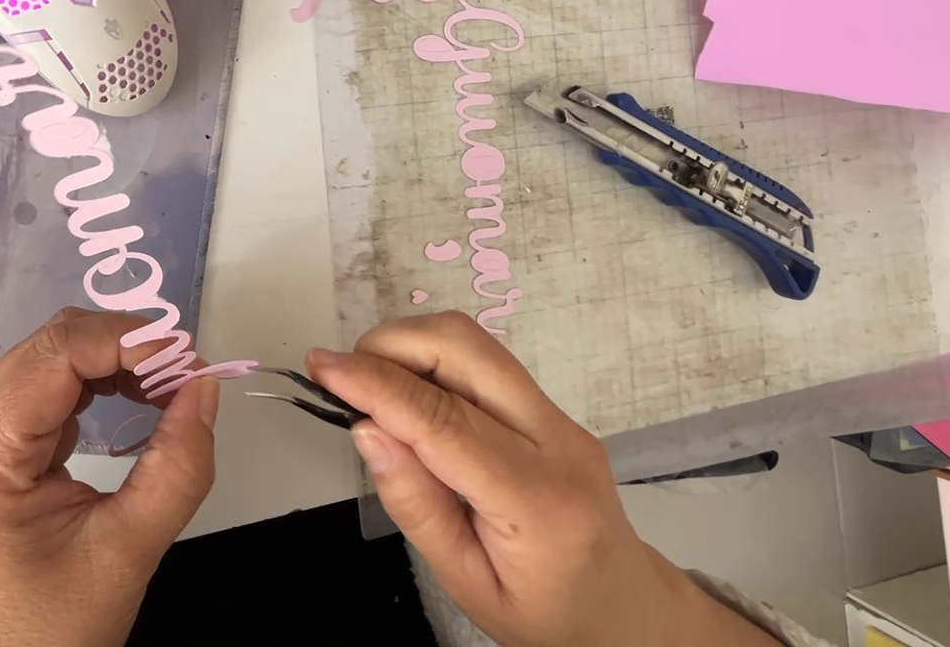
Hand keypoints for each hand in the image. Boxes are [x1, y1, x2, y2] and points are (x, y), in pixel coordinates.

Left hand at [0, 308, 220, 646]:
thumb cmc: (53, 626)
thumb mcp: (128, 552)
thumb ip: (176, 467)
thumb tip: (204, 387)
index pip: (57, 353)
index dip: (128, 340)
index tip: (189, 360)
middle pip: (53, 344)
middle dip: (127, 346)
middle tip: (187, 374)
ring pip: (54, 353)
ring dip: (117, 357)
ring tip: (169, 386)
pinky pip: (50, 379)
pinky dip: (99, 376)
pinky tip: (136, 394)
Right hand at [307, 313, 780, 646]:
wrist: (628, 611)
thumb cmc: (548, 613)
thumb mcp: (467, 584)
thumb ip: (414, 505)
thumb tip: (368, 429)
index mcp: (538, 501)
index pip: (442, 419)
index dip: (374, 384)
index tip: (321, 367)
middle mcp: (555, 440)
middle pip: (463, 348)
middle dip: (389, 344)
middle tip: (345, 377)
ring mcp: (556, 414)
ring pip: (469, 338)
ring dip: (406, 343)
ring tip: (372, 385)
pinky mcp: (546, 403)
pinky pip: (477, 354)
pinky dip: (426, 355)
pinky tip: (406, 390)